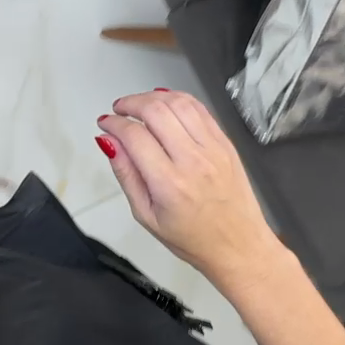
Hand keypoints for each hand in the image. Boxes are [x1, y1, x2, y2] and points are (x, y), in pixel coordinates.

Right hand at [97, 90, 284, 281]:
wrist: (240, 247)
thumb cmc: (193, 239)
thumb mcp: (145, 215)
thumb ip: (125, 174)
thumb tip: (108, 142)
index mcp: (169, 183)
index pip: (134, 135)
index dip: (113, 123)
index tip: (105, 123)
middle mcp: (193, 161)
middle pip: (155, 111)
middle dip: (130, 104)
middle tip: (119, 110)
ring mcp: (213, 149)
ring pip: (178, 103)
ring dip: (152, 97)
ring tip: (140, 105)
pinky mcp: (226, 144)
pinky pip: (200, 109)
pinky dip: (178, 99)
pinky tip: (165, 104)